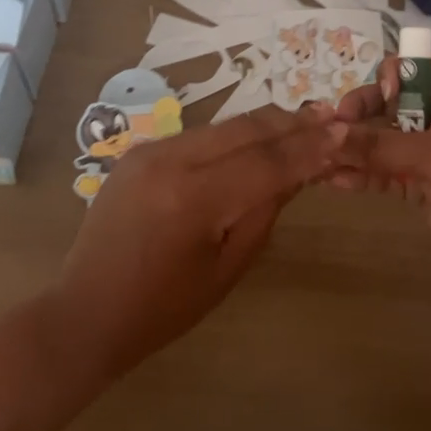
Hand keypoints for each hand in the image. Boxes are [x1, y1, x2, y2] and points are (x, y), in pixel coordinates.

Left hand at [51, 111, 338, 378]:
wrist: (85, 313)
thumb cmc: (162, 309)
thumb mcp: (227, 268)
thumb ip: (264, 210)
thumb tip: (300, 168)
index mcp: (192, 199)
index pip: (265, 162)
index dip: (308, 147)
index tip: (345, 132)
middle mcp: (169, 161)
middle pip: (246, 129)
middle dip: (292, 123)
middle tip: (333, 117)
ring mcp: (150, 150)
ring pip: (224, 126)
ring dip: (265, 125)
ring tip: (305, 123)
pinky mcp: (140, 151)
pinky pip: (200, 136)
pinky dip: (234, 136)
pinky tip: (257, 139)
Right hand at [330, 56, 430, 281]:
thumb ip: (380, 144)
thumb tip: (330, 131)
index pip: (411, 67)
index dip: (384, 77)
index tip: (362, 104)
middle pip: (389, 104)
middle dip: (358, 116)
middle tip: (328, 133)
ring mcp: (429, 155)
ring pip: (383, 142)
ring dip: (353, 149)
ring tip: (315, 159)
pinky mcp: (421, 187)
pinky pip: (384, 173)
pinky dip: (361, 175)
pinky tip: (331, 182)